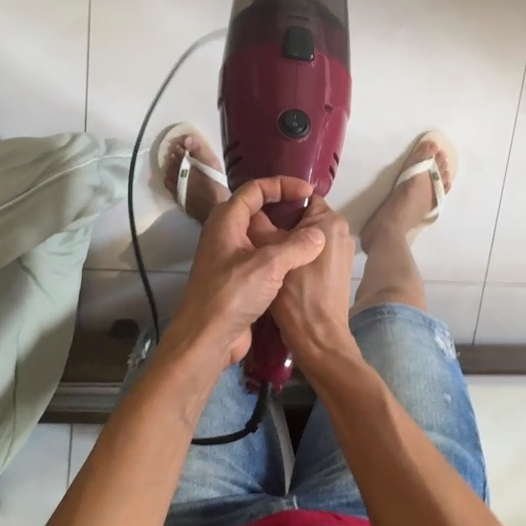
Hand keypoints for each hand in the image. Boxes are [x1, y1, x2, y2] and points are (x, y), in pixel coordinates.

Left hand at [161, 176, 326, 369]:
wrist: (206, 339)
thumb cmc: (231, 295)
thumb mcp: (268, 265)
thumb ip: (297, 246)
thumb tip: (318, 236)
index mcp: (226, 221)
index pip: (254, 189)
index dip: (282, 185)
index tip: (308, 192)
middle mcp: (226, 235)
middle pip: (258, 211)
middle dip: (285, 209)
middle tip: (312, 214)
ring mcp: (230, 259)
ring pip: (261, 237)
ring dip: (284, 235)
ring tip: (313, 237)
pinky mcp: (238, 280)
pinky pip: (262, 259)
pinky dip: (281, 256)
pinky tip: (301, 264)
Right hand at [255, 199, 355, 362]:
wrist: (318, 336)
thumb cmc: (296, 292)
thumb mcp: (271, 254)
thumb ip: (259, 226)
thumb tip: (251, 212)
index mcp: (330, 220)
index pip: (302, 199)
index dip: (279, 205)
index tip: (260, 217)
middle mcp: (342, 232)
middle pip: (305, 219)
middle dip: (283, 227)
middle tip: (258, 239)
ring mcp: (343, 253)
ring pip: (309, 239)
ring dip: (290, 244)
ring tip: (267, 256)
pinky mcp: (340, 272)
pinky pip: (316, 255)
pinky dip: (300, 259)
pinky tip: (282, 272)